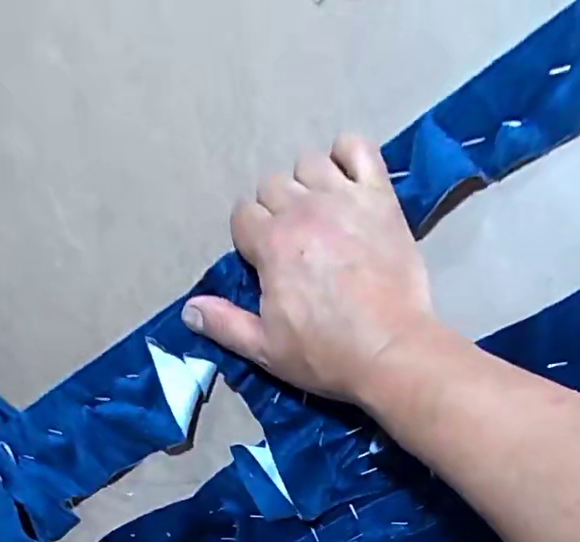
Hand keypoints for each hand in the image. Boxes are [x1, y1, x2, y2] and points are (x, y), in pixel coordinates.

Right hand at [182, 133, 441, 406]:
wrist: (390, 351)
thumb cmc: (326, 355)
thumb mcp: (265, 349)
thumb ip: (225, 324)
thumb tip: (189, 308)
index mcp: (271, 244)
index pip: (242, 215)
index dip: (249, 240)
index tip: (265, 266)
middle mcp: (303, 210)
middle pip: (272, 185)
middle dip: (275, 212)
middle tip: (294, 248)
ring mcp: (344, 198)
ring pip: (309, 162)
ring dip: (307, 185)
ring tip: (320, 218)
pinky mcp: (380, 198)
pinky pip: (358, 148)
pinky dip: (348, 156)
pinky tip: (347, 182)